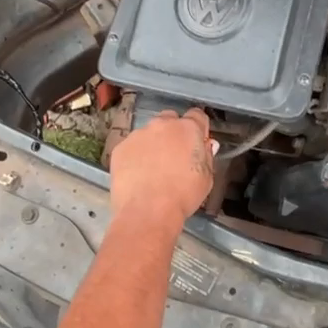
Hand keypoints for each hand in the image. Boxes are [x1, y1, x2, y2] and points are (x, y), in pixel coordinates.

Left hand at [109, 108, 214, 229]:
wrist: (147, 211)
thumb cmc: (183, 195)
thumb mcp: (207, 178)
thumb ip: (207, 155)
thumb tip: (206, 145)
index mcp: (188, 129)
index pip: (197, 115)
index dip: (198, 129)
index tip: (197, 143)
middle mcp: (163, 125)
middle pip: (170, 120)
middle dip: (174, 133)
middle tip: (175, 156)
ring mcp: (139, 134)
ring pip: (149, 133)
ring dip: (154, 144)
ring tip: (154, 170)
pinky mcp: (121, 148)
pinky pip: (132, 147)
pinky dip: (136, 156)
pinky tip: (138, 175)